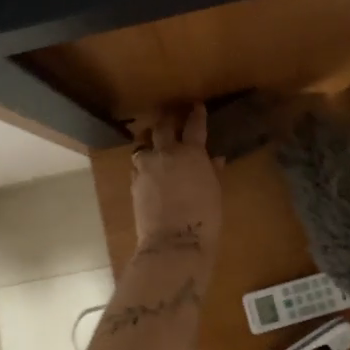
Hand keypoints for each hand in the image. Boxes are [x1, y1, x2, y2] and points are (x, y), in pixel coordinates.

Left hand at [130, 105, 222, 268]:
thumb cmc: (204, 218)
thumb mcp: (215, 193)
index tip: (196, 106)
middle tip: (171, 116)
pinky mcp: (133, 183)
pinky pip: (137, 166)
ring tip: (152, 144)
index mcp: (191, 153)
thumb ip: (212, 172)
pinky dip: (143, 164)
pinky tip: (148, 171)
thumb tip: (215, 160)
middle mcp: (165, 153)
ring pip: (143, 145)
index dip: (196, 114)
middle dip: (167, 119)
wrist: (173, 243)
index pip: (194, 125)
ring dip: (149, 142)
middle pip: (162, 127)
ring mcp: (145, 167)